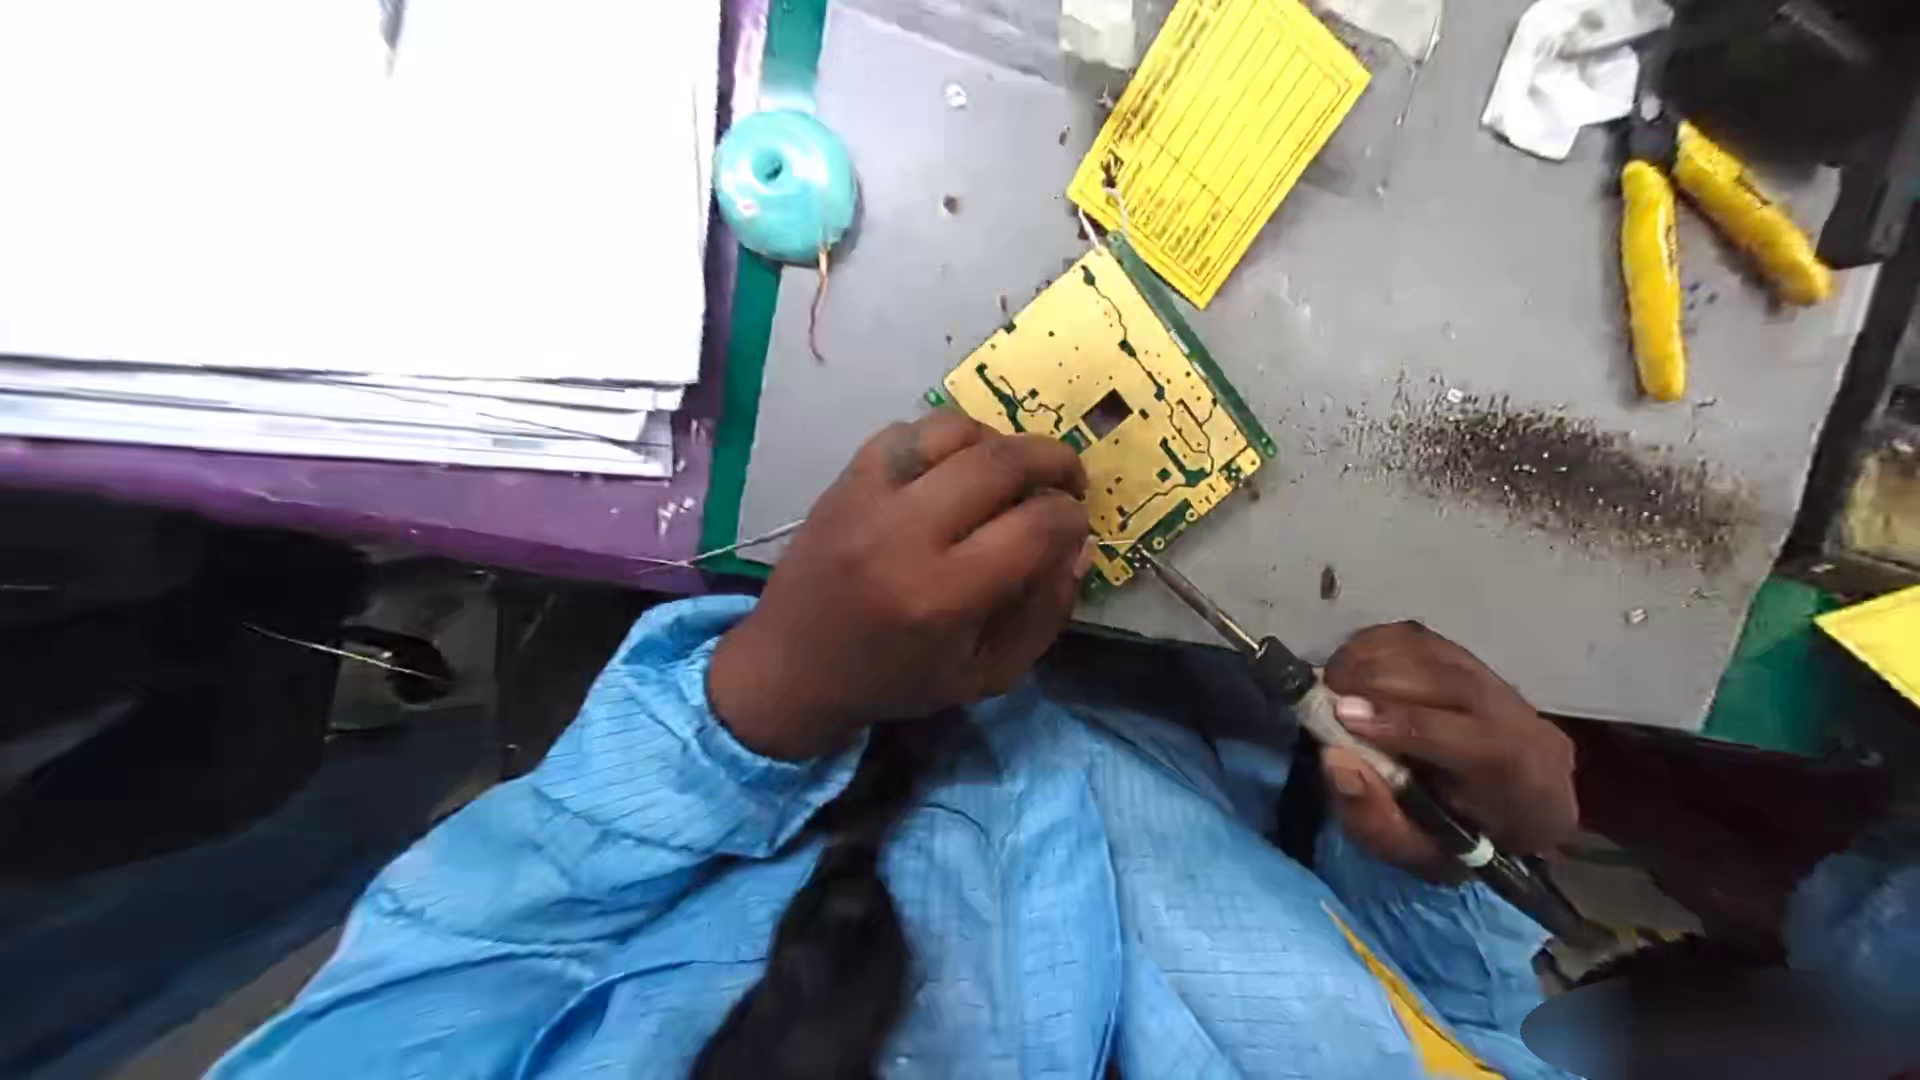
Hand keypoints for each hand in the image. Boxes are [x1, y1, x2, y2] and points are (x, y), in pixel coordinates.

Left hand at [709, 412, 1092, 758]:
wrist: (792, 667)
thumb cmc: (894, 681)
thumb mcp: (986, 675)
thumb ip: (1043, 614)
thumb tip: (1078, 546)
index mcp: (943, 596)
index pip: (1035, 526)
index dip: (1072, 518)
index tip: (1076, 524)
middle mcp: (904, 534)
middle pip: (1000, 462)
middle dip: (1054, 460)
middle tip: (1069, 479)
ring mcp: (867, 498)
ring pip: (952, 430)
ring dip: (1000, 441)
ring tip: (1013, 469)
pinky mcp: (844, 481)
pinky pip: (906, 431)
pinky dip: (945, 437)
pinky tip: (956, 464)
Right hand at [1319, 621, 1576, 881]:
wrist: (1474, 809)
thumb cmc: (1443, 837)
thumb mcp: (1409, 852)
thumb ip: (1373, 816)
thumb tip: (1335, 758)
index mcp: (1529, 786)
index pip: (1484, 742)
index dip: (1410, 724)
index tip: (1344, 715)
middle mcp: (1525, 724)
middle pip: (1454, 684)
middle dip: (1379, 683)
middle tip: (1325, 692)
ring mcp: (1494, 682)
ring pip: (1429, 651)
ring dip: (1368, 660)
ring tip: (1332, 682)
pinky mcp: (1460, 657)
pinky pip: (1411, 636)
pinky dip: (1369, 646)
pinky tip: (1348, 669)